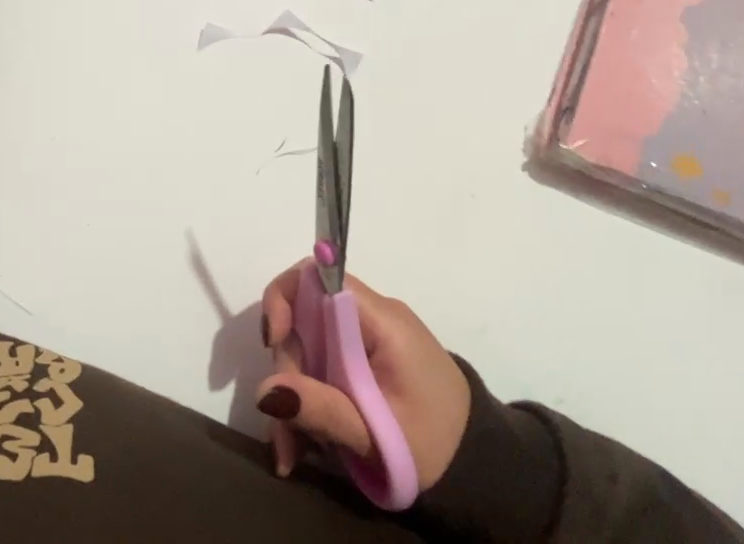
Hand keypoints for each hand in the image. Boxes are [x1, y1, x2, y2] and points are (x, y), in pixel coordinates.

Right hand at [256, 262, 471, 488]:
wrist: (480, 466)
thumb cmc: (436, 444)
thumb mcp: (377, 436)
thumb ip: (322, 410)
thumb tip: (264, 391)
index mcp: (380, 321)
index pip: (316, 276)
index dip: (284, 298)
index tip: (273, 342)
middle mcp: (367, 319)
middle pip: (302, 323)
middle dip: (286, 373)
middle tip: (285, 425)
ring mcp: (361, 341)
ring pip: (304, 351)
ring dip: (290, 398)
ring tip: (291, 453)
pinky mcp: (357, 362)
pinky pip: (318, 368)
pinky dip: (304, 403)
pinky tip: (300, 448)